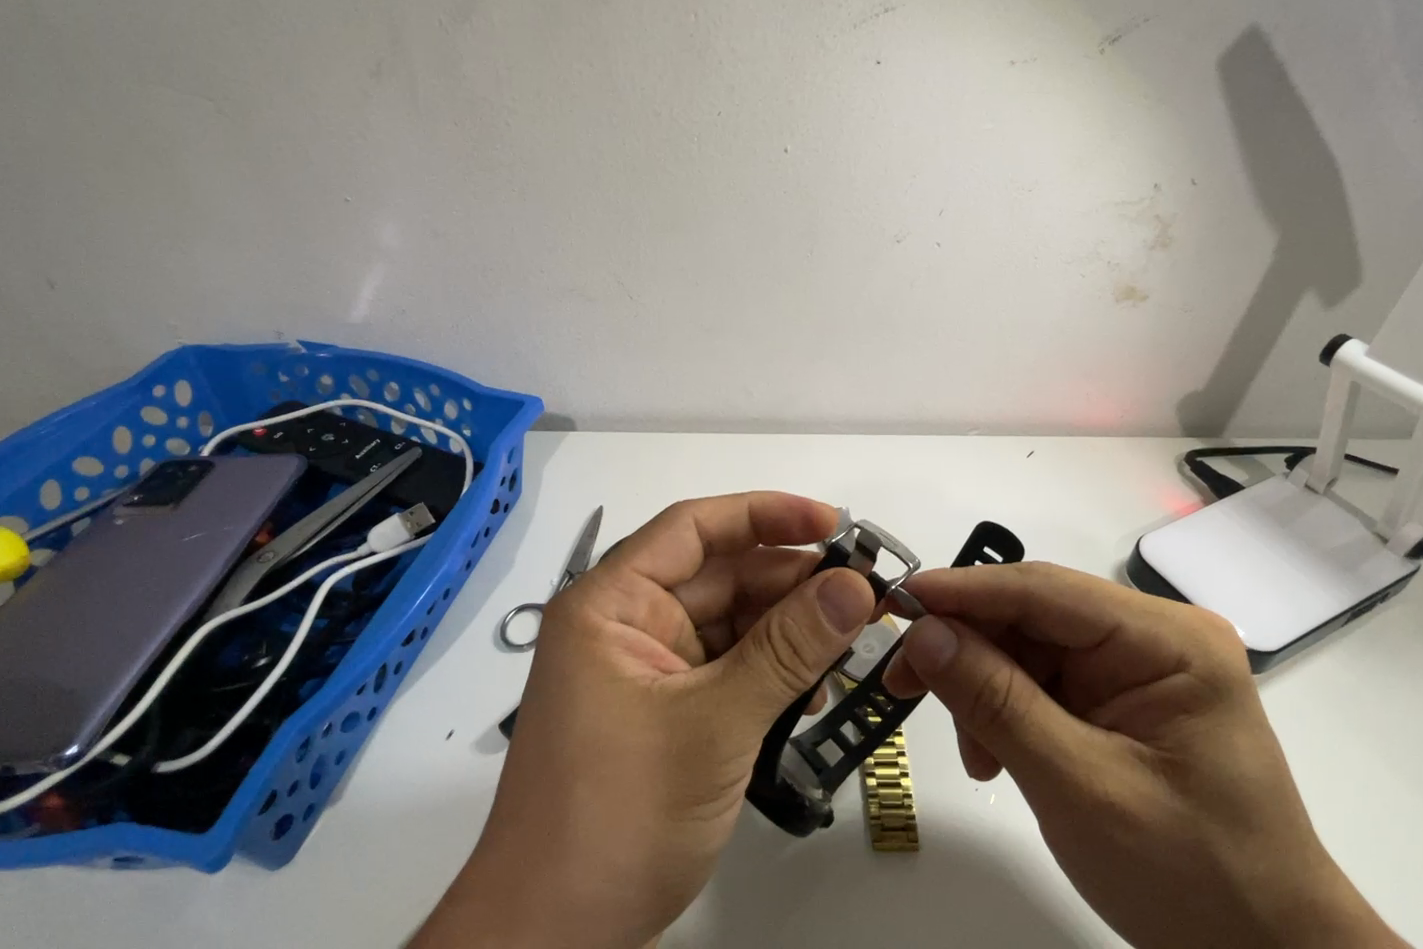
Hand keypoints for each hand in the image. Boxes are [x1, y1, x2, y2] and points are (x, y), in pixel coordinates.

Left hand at [414, 493, 874, 948]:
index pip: (693, 529)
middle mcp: (626, 625)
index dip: (765, 515)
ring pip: (730, 625)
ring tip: (854, 638)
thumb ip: (788, 650)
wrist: (556, 930)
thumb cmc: (619, 814)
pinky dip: (772, 673)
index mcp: (611, 604)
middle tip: (866, 591)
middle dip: (791, 580)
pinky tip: (817, 688)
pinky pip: (727, 670)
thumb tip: (855, 584)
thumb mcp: (714, 723)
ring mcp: (646, 671)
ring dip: (789, 631)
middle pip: (718, 576)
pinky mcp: (665, 713)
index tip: (834, 524)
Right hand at [883, 563, 1407, 948]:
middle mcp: (1155, 638)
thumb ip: (996, 701)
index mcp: (1167, 640)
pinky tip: (996, 757)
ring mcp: (1142, 669)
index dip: (964, 591)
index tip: (896, 601)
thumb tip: (923, 632)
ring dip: (984, 691)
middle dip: (968, 650)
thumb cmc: (1188, 874)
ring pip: (1029, 650)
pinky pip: (1045, 684)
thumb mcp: (1079, 786)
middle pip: (1033, 617)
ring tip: (975, 755)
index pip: (1046, 590)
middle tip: (903, 684)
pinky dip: (1007, 713)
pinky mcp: (1125, 701)